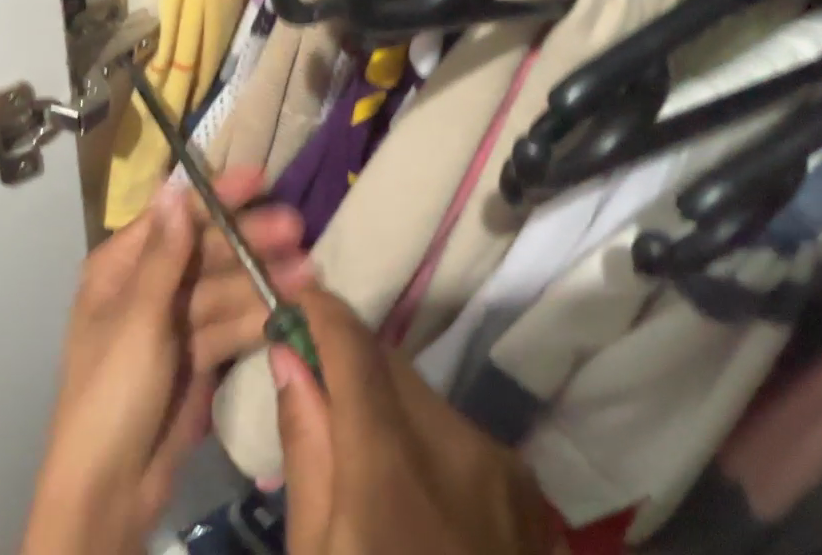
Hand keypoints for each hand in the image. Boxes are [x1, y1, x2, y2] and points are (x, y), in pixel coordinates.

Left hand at [22, 169, 308, 554]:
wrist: (110, 482)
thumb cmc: (112, 390)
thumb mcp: (138, 319)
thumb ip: (164, 256)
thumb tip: (173, 189)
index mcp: (118, 268)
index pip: (172, 219)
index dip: (214, 197)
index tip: (259, 178)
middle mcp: (145, 287)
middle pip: (202, 253)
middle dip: (247, 241)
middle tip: (299, 228)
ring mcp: (172, 323)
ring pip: (222, 290)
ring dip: (262, 279)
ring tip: (310, 270)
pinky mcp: (195, 357)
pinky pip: (229, 326)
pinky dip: (257, 316)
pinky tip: (292, 306)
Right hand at [271, 288, 564, 554]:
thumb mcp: (315, 546)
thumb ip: (306, 443)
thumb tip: (289, 355)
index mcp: (394, 466)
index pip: (353, 349)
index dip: (319, 309)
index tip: (289, 292)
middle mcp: (459, 448)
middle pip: (390, 364)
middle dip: (345, 353)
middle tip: (307, 369)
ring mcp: (506, 472)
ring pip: (426, 396)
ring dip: (384, 394)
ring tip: (356, 437)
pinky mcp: (532, 497)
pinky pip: (461, 434)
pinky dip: (423, 431)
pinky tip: (410, 477)